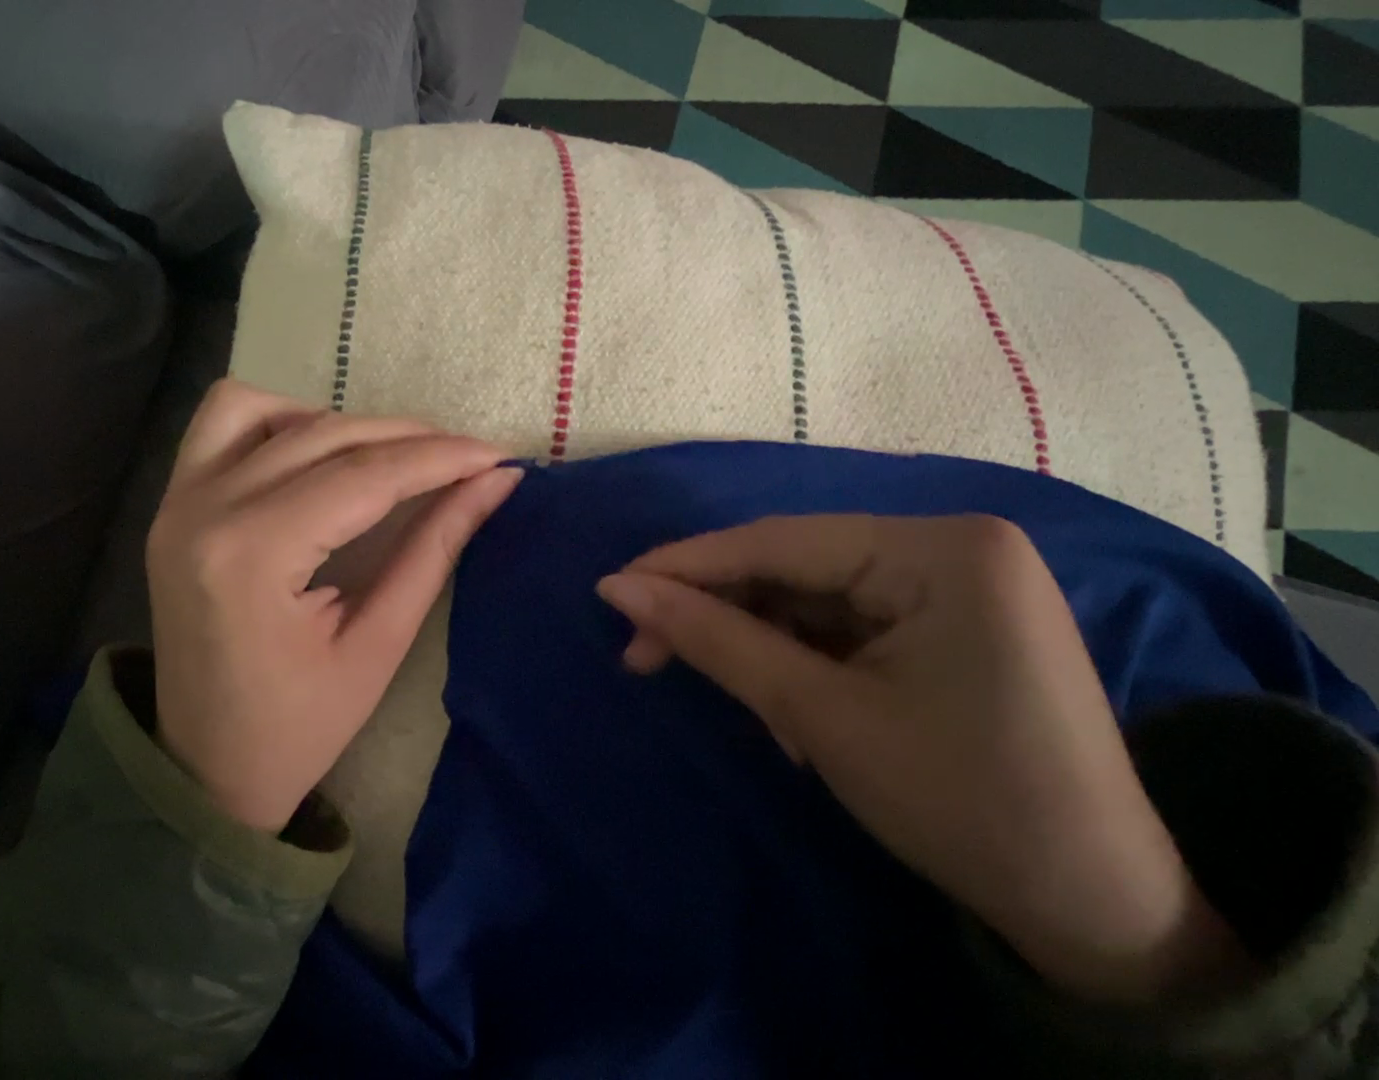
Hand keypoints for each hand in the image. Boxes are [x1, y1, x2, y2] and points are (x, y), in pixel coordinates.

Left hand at [146, 379, 520, 833]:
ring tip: (392, 459)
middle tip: (468, 459)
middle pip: (324, 436)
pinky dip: (278, 422)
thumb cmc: (298, 729)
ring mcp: (177, 501)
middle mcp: (204, 509)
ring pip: (266, 411)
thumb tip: (496, 483)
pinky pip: (220, 425)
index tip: (499, 456)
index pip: (363, 477)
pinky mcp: (171, 505)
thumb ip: (433, 552)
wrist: (205, 768)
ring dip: (339, 422)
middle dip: (407, 439)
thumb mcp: (378, 645)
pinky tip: (320, 457)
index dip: (440, 459)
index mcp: (252, 555)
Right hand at [596, 514, 1252, 1003]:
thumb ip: (714, 640)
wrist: (1093, 907)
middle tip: (643, 657)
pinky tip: (787, 714)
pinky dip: (806, 665)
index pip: (782, 542)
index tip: (608, 591)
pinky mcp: (956, 630)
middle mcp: (956, 549)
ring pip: (820, 602)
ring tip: (741, 711)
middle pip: (800, 568)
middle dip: (723, 616)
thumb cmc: (957, 800)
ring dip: (764, 649)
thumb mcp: (819, 715)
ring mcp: (961, 590)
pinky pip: (852, 630)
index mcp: (943, 549)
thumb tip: (617, 588)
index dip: (686, 566)